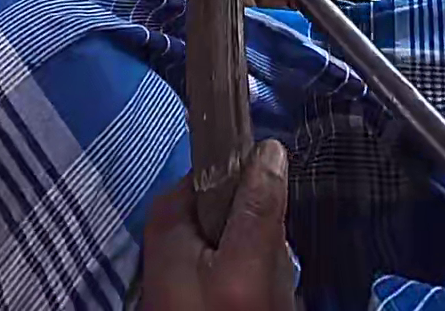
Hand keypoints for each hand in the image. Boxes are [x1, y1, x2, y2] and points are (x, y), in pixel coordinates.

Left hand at [140, 139, 296, 310]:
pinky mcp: (202, 286)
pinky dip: (257, 284)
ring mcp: (187, 259)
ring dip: (264, 264)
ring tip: (265, 294)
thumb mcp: (243, 276)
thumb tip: (270, 148)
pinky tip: (260, 304)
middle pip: (237, 202)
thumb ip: (256, 210)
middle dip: (262, 234)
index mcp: (171, 209)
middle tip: (267, 273)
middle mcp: (173, 225)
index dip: (255, 186)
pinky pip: (241, 267)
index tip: (273, 220)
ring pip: (245, 236)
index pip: (223, 166)